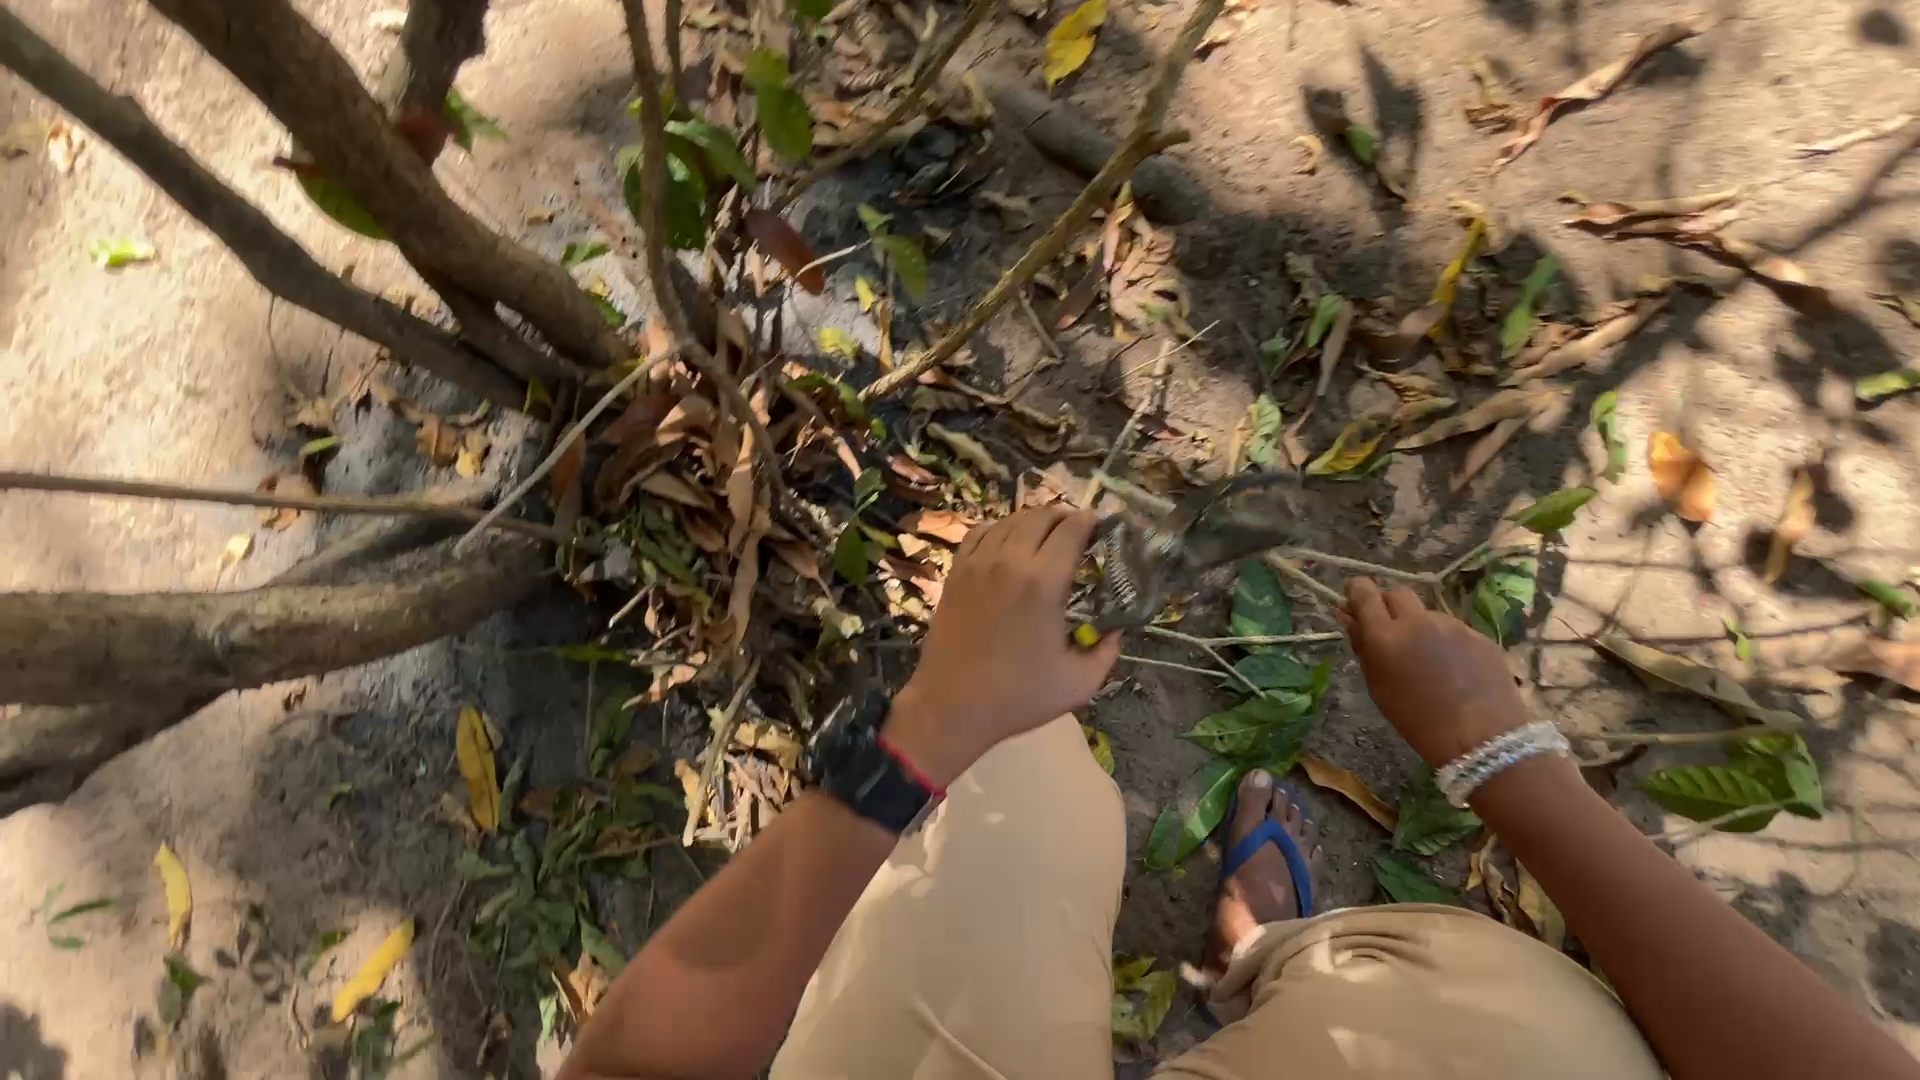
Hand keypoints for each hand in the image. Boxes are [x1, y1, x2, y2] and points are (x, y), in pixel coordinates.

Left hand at [884, 507, 1121, 785]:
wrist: (951, 706)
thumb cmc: (1018, 697)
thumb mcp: (1080, 682)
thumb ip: (1107, 649)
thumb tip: (1117, 628)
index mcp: (1044, 582)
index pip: (1071, 529)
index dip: (1090, 521)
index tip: (1101, 526)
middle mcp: (1010, 561)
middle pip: (1041, 516)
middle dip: (1064, 517)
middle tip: (1078, 530)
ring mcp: (977, 564)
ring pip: (1010, 521)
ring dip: (1033, 521)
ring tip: (1046, 534)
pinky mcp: (955, 574)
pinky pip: (979, 533)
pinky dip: (999, 529)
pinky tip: (1008, 543)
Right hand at [1337, 577, 1531, 768]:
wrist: (1482, 738)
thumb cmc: (1416, 718)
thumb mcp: (1377, 685)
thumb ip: (1362, 647)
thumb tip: (1350, 619)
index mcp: (1385, 635)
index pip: (1364, 593)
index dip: (1356, 590)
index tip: (1353, 597)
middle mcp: (1417, 621)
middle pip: (1397, 593)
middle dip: (1387, 604)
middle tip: (1388, 630)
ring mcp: (1452, 626)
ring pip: (1426, 612)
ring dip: (1417, 624)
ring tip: (1425, 657)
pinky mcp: (1479, 635)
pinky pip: (1452, 629)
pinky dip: (1444, 640)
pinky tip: (1451, 667)